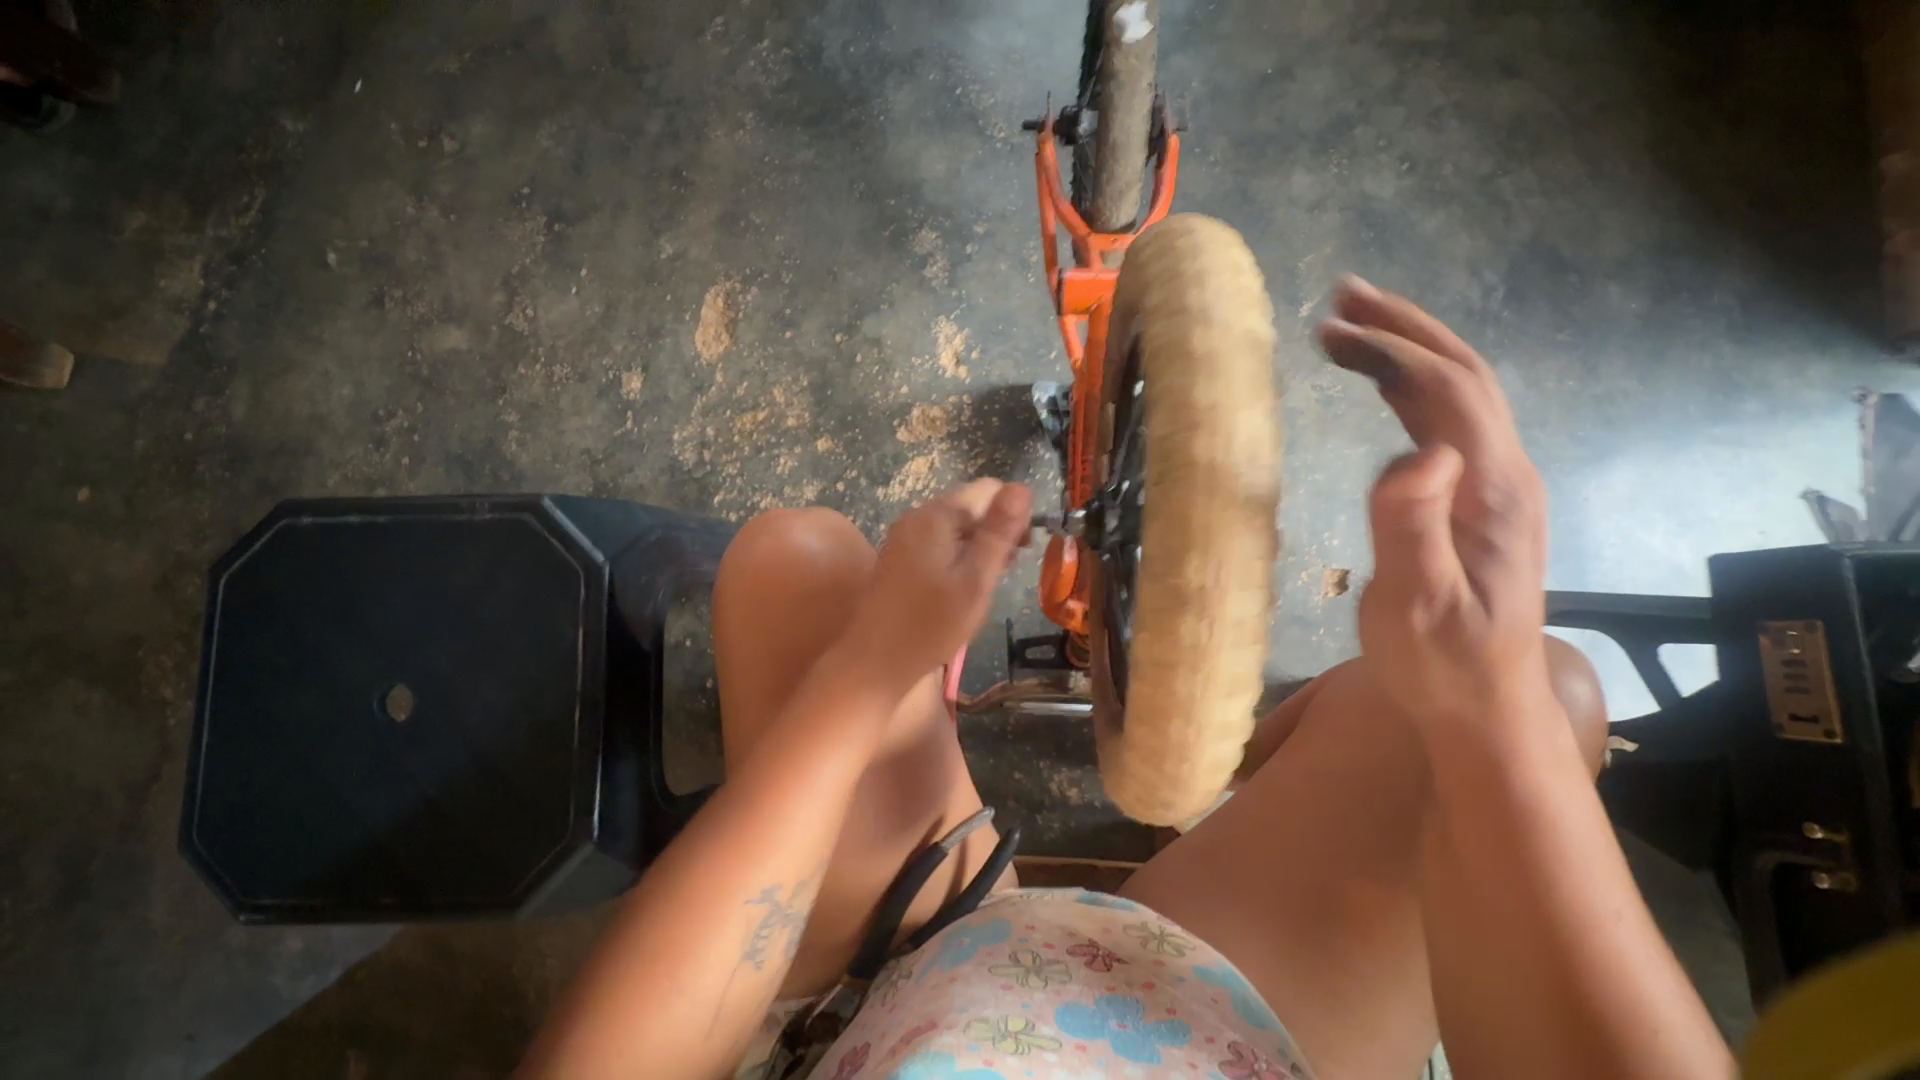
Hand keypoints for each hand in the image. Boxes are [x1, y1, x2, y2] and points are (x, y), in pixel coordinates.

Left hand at [842, 479, 1033, 691]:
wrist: (875, 662)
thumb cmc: (931, 625)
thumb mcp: (976, 580)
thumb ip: (999, 533)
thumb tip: (1021, 487)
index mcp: (936, 516)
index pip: (988, 489)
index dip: (1013, 516)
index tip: (1020, 554)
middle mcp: (916, 517)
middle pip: (971, 507)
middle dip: (994, 534)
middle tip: (1001, 575)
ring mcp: (903, 537)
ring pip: (956, 528)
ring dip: (976, 550)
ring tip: (980, 587)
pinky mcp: (898, 557)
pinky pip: (938, 544)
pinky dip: (956, 560)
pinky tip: (958, 591)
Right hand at [1317, 276, 1556, 734]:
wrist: (1484, 707)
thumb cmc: (1442, 663)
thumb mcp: (1419, 605)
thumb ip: (1414, 529)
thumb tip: (1417, 451)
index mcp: (1491, 489)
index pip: (1445, 392)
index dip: (1390, 352)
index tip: (1329, 329)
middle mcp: (1503, 473)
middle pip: (1463, 375)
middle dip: (1404, 328)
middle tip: (1342, 297)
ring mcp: (1496, 486)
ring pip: (1459, 393)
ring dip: (1410, 349)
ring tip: (1353, 324)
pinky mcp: (1480, 502)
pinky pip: (1450, 421)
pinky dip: (1413, 387)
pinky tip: (1384, 388)